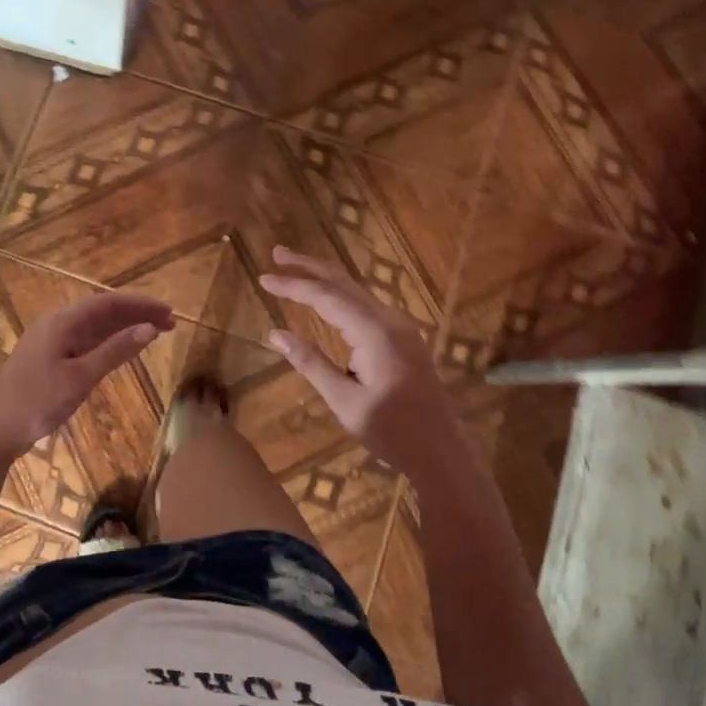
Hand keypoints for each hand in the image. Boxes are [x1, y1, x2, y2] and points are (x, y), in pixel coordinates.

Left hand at [0, 292, 175, 461]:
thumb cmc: (37, 403)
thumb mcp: (81, 378)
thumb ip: (115, 351)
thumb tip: (149, 329)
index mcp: (62, 322)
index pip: (108, 303)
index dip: (140, 305)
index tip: (170, 312)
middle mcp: (55, 324)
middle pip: (101, 311)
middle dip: (135, 314)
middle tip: (169, 324)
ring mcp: (49, 341)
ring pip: (93, 326)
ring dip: (122, 328)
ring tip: (152, 334)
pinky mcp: (47, 358)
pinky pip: (83, 340)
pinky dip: (106, 342)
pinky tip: (120, 351)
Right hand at [258, 246, 452, 454]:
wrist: (442, 452)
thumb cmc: (391, 431)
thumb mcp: (344, 401)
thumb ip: (311, 363)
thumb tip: (276, 334)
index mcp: (376, 334)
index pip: (326, 297)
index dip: (293, 286)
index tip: (263, 279)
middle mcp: (391, 321)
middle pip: (345, 283)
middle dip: (309, 267)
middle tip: (277, 253)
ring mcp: (402, 328)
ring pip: (357, 292)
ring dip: (325, 279)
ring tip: (295, 269)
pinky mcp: (404, 338)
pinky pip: (367, 306)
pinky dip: (340, 295)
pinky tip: (326, 298)